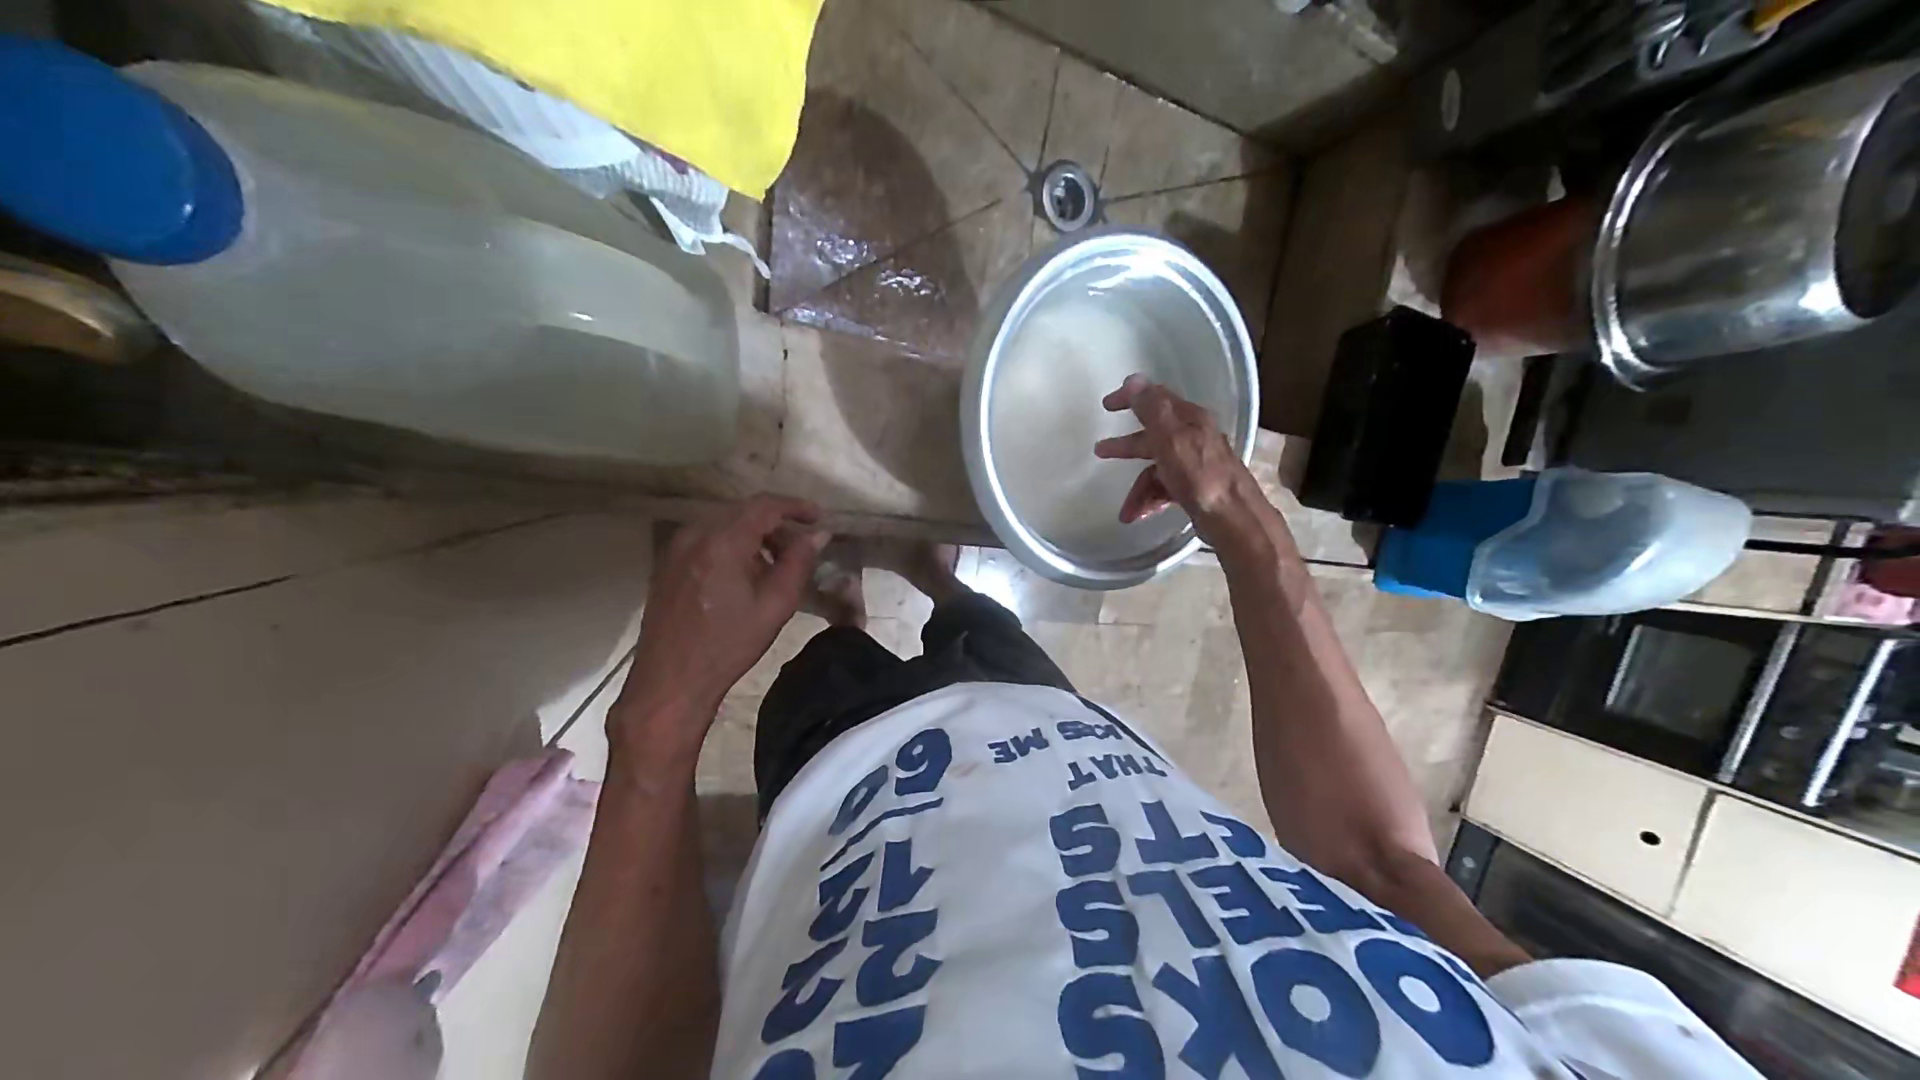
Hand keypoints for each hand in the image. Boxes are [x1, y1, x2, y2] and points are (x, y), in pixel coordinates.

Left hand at [615, 495, 828, 754]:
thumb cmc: (729, 645)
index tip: (818, 518)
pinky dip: (732, 545)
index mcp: (722, 541)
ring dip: (754, 535)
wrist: (671, 680)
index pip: (764, 505)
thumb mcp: (775, 605)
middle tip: (801, 547)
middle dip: (776, 524)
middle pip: (743, 512)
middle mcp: (695, 534)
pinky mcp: (667, 564)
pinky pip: (706, 540)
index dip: (795, 506)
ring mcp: (676, 548)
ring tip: (776, 564)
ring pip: (724, 524)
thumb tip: (818, 534)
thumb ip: (799, 562)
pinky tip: (745, 574)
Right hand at [1094, 375, 1265, 545]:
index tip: (1106, 405)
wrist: (1232, 518)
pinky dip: (1150, 500)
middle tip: (1100, 450)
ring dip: (1138, 487)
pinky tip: (1138, 515)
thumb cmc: (1200, 477)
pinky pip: (1164, 488)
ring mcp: (1195, 463)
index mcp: (1189, 419)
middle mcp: (1193, 437)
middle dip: (1126, 445)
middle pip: (1153, 435)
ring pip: (1156, 468)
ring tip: (1125, 511)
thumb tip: (1134, 380)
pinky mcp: (1195, 487)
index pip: (1156, 398)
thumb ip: (1152, 410)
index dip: (1130, 397)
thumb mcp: (1171, 440)